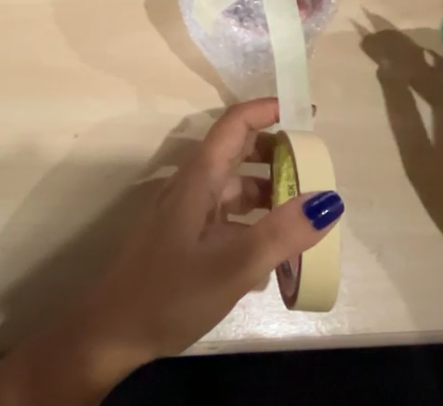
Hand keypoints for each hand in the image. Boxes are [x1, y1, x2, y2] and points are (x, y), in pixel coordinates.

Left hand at [69, 99, 342, 369]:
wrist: (113, 332)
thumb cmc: (170, 293)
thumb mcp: (234, 265)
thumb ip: (283, 233)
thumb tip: (330, 199)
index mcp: (198, 177)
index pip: (236, 124)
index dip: (269, 110)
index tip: (308, 112)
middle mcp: (191, 186)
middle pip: (238, 153)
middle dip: (277, 155)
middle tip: (317, 172)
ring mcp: (186, 213)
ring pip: (234, 189)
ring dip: (269, 196)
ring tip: (305, 219)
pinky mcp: (185, 239)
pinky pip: (227, 219)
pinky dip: (253, 227)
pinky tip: (274, 261)